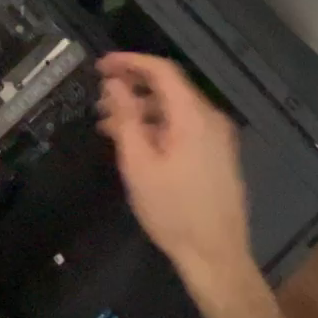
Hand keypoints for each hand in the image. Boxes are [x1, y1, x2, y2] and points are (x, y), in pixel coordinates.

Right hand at [97, 53, 252, 287]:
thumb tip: (115, 83)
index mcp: (193, 116)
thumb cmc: (172, 211)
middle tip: (100, 96)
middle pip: (169, 87)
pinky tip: (135, 142)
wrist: (216, 256)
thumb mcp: (139, 163)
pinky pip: (184, 126)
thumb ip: (126, 117)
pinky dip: (158, 125)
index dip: (130, 61)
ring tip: (108, 123)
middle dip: (132, 87)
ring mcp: (217, 137)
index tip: (101, 66)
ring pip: (175, 108)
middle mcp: (210, 118)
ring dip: (142, 108)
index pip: (161, 70)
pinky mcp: (217, 154)